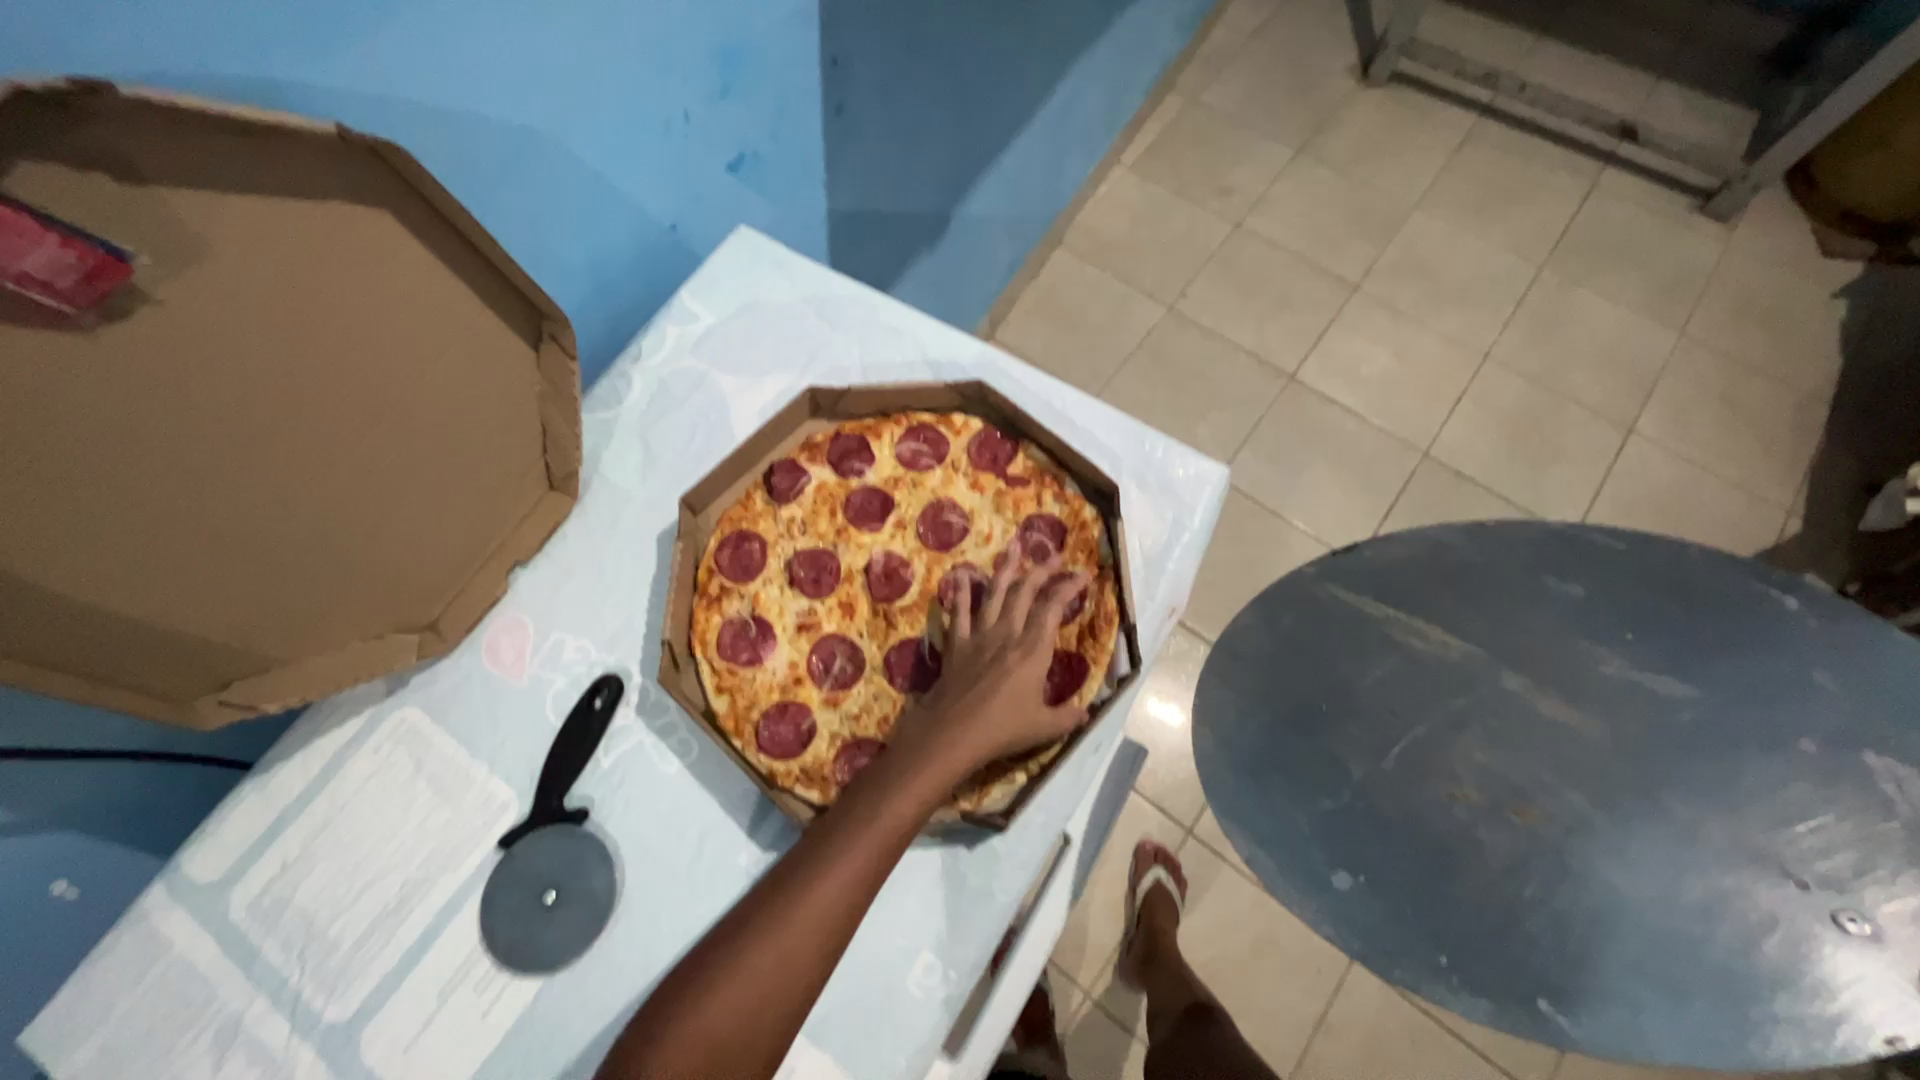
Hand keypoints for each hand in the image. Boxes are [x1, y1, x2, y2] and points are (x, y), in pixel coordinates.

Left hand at [896, 553, 1091, 778]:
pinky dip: (960, 593)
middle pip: (1025, 592)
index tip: (1082, 575)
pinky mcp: (957, 643)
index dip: (1068, 588)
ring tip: (1014, 547)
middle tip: (1054, 555)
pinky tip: (960, 576)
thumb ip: (1066, 717)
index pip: (1053, 609)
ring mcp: (979, 635)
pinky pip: (959, 612)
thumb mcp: (1044, 727)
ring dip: (1006, 568)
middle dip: (1041, 570)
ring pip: (994, 593)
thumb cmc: (1002, 729)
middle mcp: (1008, 634)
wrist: (953, 731)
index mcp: (1033, 650)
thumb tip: (1086, 714)